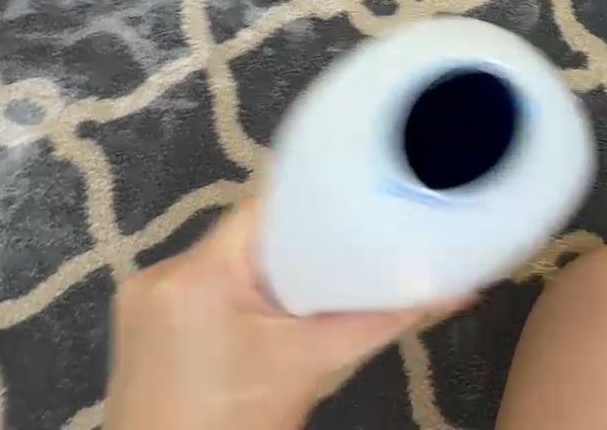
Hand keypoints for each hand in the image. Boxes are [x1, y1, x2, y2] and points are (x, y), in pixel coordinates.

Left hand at [104, 199, 465, 429]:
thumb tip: (462, 288)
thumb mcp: (320, 359)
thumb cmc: (239, 424)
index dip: (324, 199)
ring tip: (332, 261)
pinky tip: (287, 293)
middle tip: (362, 233)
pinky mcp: (144, 319)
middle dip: (307, 232)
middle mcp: (162, 272)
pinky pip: (211, 275)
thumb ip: (389, 313)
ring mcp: (144, 296)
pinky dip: (251, 279)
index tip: (370, 201)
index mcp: (198, 274)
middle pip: (255, 227)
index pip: (273, 206)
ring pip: (234, 250)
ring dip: (279, 256)